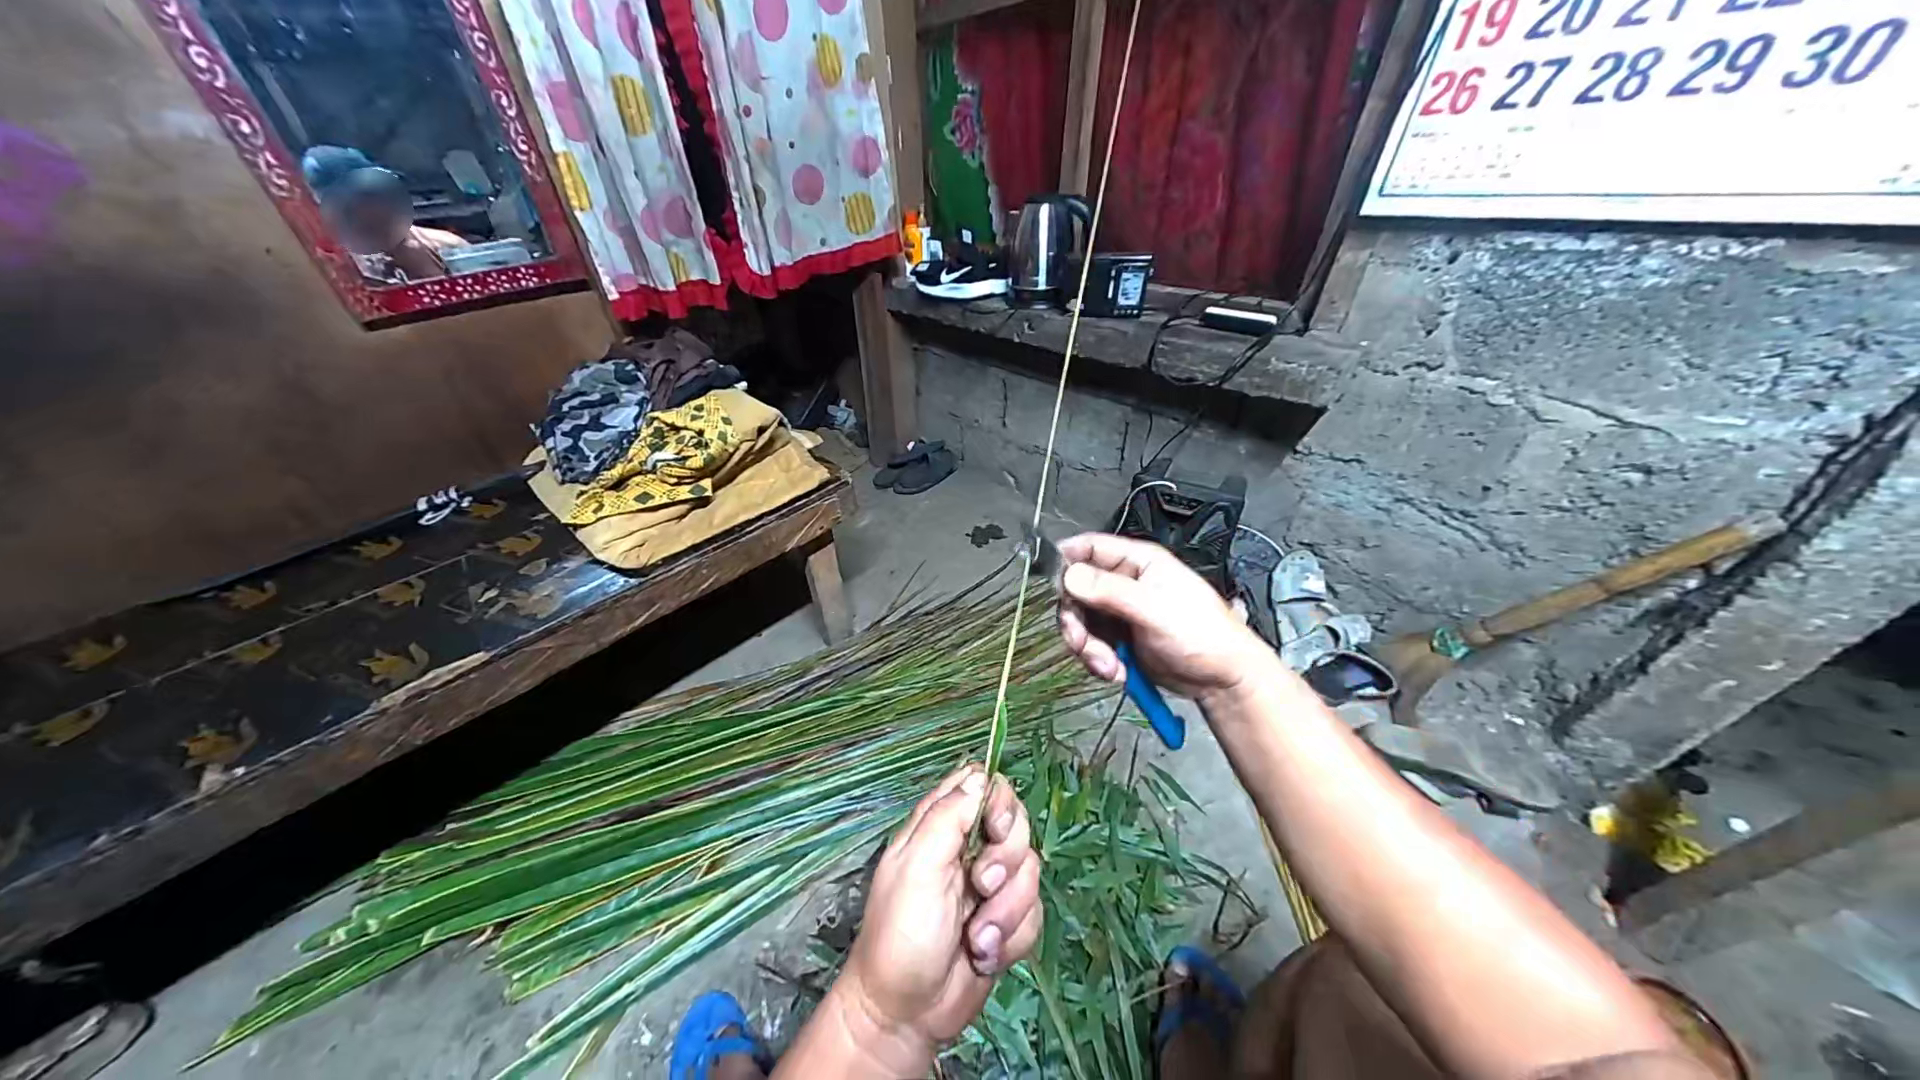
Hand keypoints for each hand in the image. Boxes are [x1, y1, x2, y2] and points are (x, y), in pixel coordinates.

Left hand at [838, 765, 1041, 1064]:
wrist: (906, 1014)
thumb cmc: (902, 934)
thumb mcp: (918, 866)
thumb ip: (948, 816)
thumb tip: (980, 776)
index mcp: (940, 825)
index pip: (981, 784)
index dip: (997, 799)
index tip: (993, 828)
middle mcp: (967, 847)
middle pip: (1015, 823)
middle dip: (1006, 859)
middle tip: (980, 884)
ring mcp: (989, 885)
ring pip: (1029, 871)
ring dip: (1006, 910)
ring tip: (976, 936)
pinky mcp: (1006, 920)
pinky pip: (1033, 913)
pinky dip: (1012, 937)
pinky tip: (984, 953)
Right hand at [1056, 532, 1274, 701]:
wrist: (1222, 680)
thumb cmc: (1204, 635)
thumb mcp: (1154, 609)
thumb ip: (1110, 591)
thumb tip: (1071, 575)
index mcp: (1138, 562)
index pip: (1088, 548)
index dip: (1066, 563)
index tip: (1056, 587)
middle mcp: (1125, 582)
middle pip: (1075, 590)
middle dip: (1076, 620)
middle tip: (1083, 641)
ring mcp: (1120, 611)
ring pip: (1080, 620)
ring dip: (1087, 646)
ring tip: (1108, 665)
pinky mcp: (1119, 637)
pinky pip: (1091, 643)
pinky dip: (1097, 659)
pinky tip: (1116, 671)